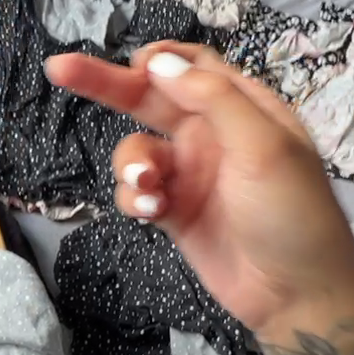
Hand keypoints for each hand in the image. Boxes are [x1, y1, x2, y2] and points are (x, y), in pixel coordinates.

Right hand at [46, 43, 353, 331]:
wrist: (294, 294)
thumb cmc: (293, 214)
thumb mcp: (263, 146)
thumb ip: (212, 99)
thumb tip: (157, 63)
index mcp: (241, 108)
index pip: (193, 68)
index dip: (159, 59)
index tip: (130, 62)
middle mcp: (210, 135)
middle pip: (148, 99)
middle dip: (106, 85)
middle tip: (59, 69)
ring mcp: (188, 174)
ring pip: (135, 151)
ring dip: (130, 164)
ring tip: (148, 187)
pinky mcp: (171, 211)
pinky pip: (135, 193)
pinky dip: (135, 199)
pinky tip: (152, 214)